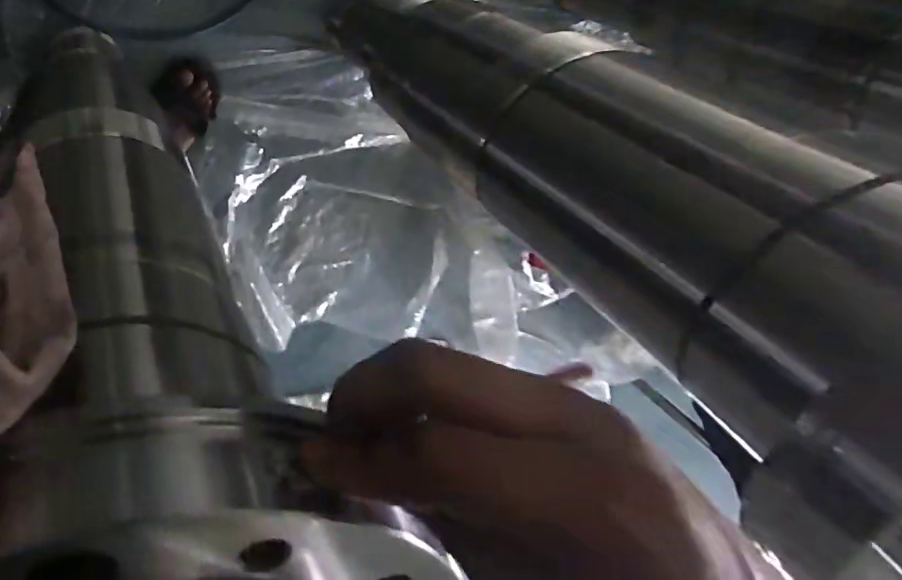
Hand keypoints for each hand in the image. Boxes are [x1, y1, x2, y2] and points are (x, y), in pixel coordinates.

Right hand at [302, 340, 765, 579]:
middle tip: (331, 435)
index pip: (439, 449)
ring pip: (447, 359)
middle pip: (433, 368)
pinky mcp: (577, 401)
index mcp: (586, 497)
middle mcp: (579, 424)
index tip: (315, 466)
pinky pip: (475, 380)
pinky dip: (426, 396)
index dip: (366, 459)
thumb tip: (361, 493)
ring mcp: (581, 402)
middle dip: (363, 393)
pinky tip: (415, 435)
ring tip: (363, 432)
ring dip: (389, 387)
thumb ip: (450, 542)